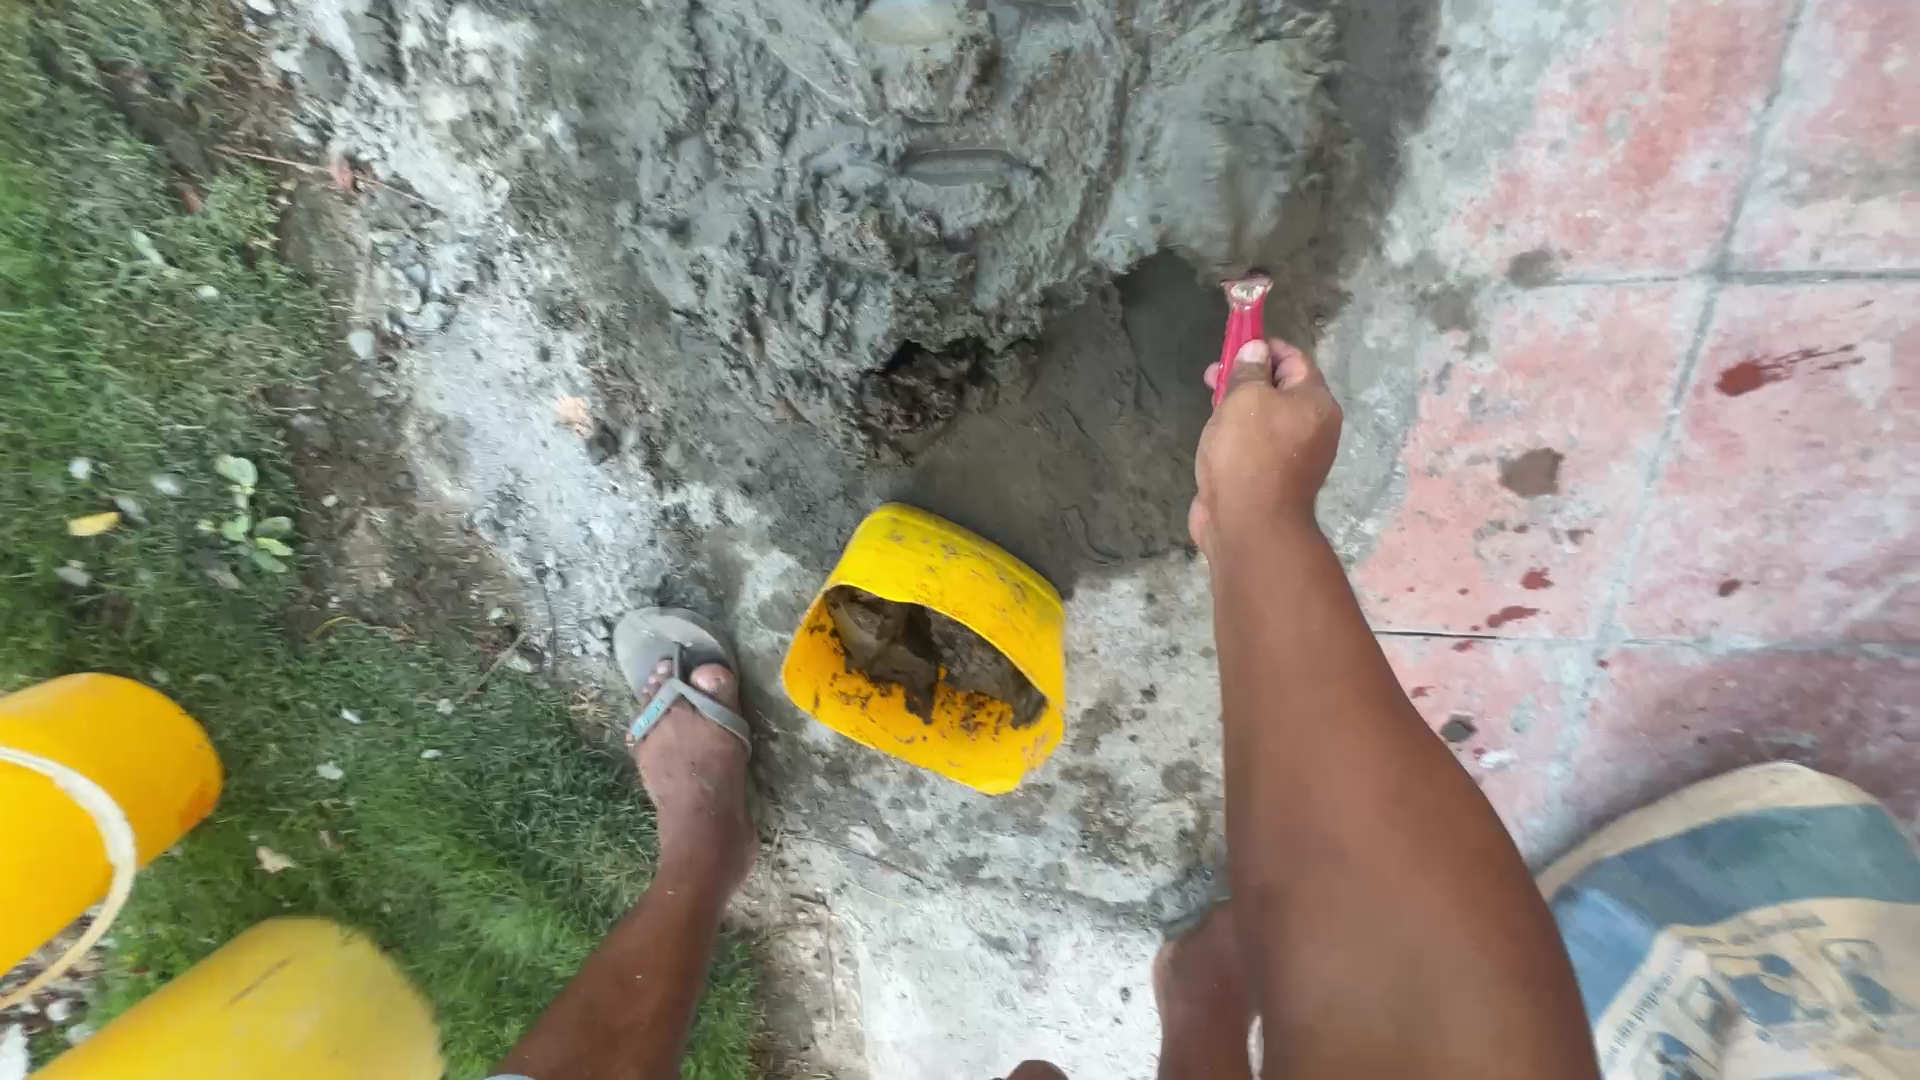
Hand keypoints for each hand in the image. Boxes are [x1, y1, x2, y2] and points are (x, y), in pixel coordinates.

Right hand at [1189, 337, 1342, 558]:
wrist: (1249, 525)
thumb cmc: (1248, 454)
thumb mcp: (1244, 399)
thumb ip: (1249, 371)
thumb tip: (1255, 351)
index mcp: (1315, 403)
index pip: (1295, 359)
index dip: (1265, 347)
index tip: (1233, 345)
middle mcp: (1312, 428)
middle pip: (1280, 389)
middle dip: (1246, 378)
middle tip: (1211, 376)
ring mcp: (1293, 457)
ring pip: (1265, 419)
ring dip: (1238, 408)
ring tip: (1208, 406)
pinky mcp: (1270, 479)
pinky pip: (1255, 446)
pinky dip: (1237, 436)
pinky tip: (1215, 440)